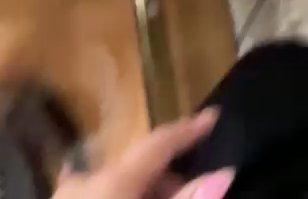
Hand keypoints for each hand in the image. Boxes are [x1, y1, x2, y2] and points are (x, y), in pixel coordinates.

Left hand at [52, 108, 234, 198]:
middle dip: (170, 178)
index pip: (158, 142)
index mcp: (109, 182)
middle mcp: (83, 184)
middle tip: (197, 193)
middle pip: (137, 167)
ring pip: (116, 187)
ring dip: (146, 196)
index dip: (189, 130)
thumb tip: (224, 174)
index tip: (215, 117)